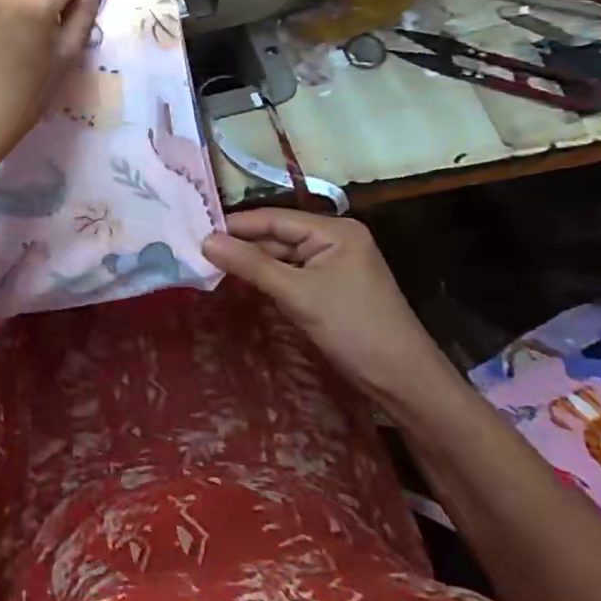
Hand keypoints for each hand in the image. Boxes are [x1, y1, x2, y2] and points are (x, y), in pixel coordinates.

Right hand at [202, 209, 450, 400]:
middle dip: (242, 246)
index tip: (196, 231)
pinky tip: (243, 284)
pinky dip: (270, 280)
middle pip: (278, 236)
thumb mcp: (297, 294)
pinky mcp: (332, 288)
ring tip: (211, 267)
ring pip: (283, 257)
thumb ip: (251, 265)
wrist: (404, 381)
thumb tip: (205, 241)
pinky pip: (293, 275)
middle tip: (197, 252)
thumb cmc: (353, 329)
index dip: (236, 225)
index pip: (274, 218)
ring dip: (253, 265)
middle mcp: (336, 239)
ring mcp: (335, 265)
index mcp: (335, 230)